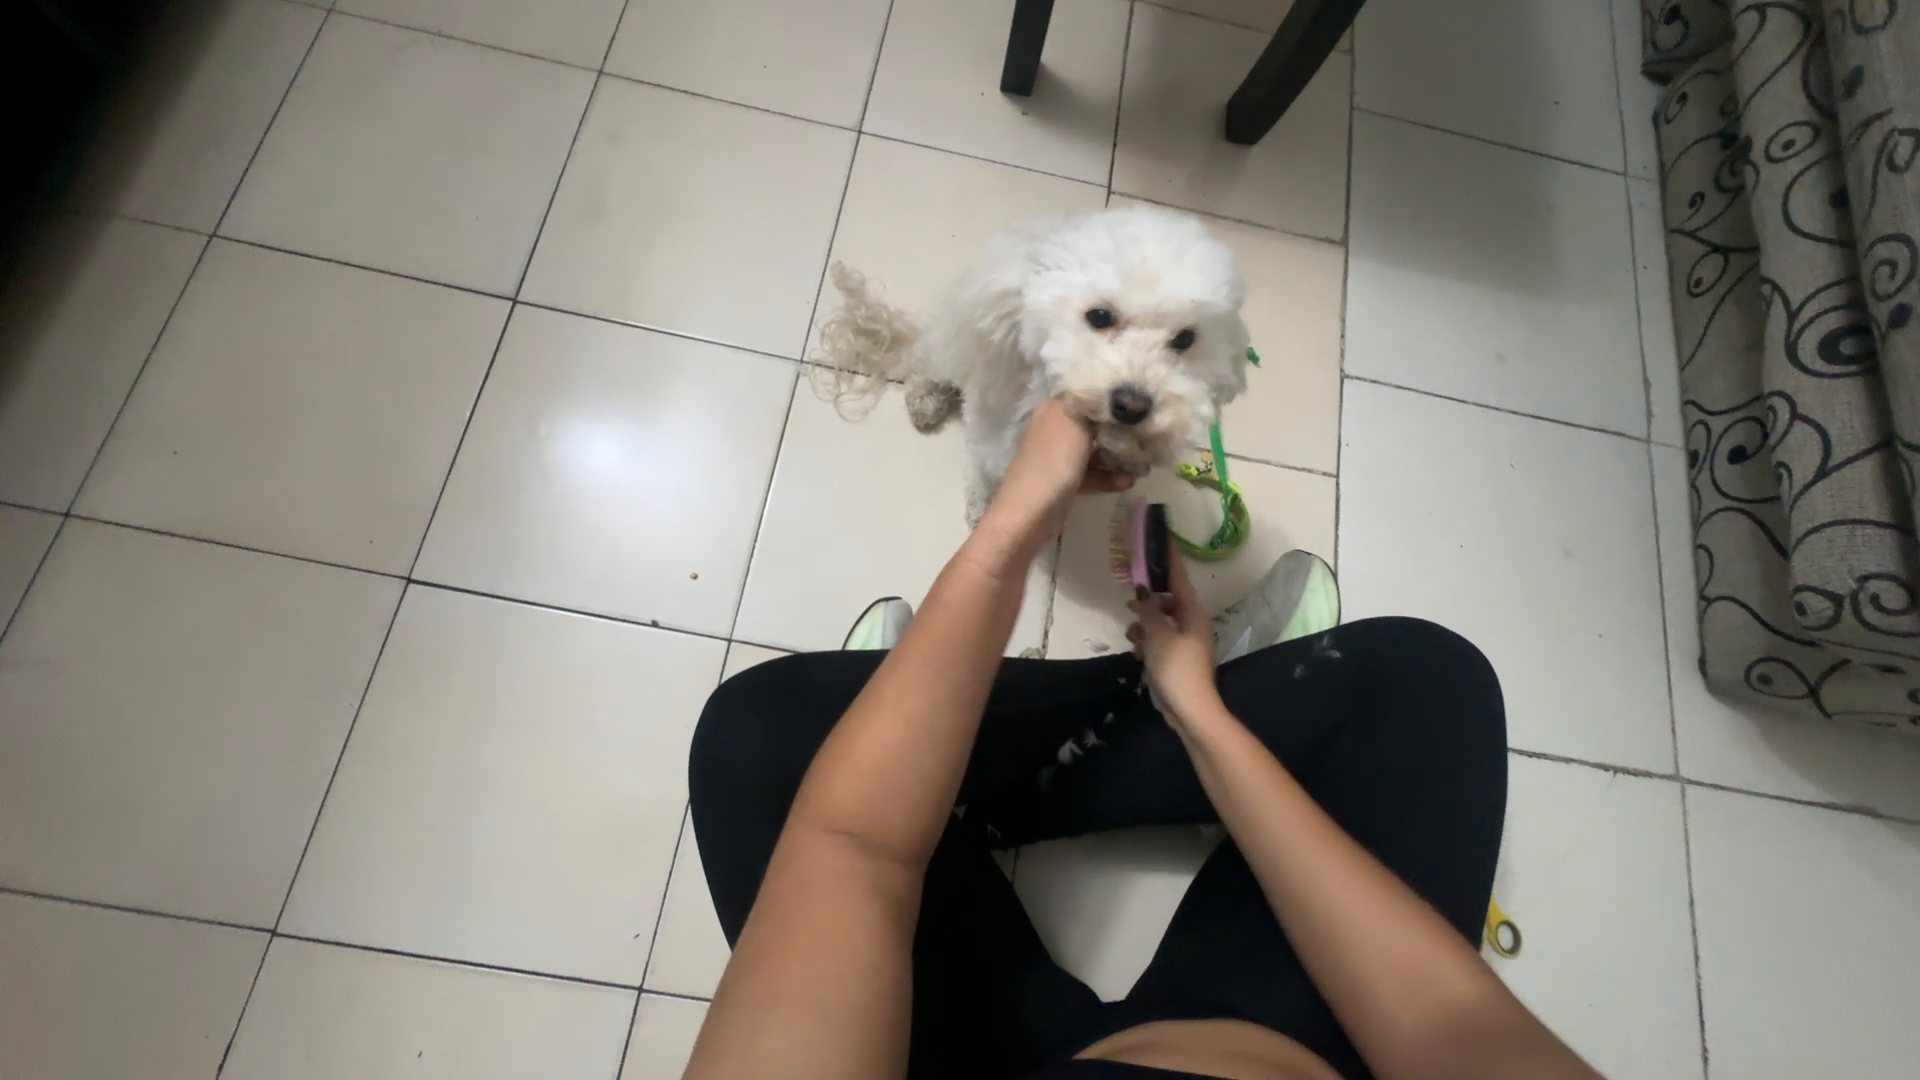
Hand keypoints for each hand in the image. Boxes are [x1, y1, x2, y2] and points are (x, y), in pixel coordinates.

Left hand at [980, 399, 1134, 548]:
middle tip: (1149, 440)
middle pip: (1097, 423)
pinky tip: (1128, 482)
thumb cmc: (1053, 463)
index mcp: (1056, 408)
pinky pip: (1092, 472)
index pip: (1091, 393)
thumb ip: (1098, 407)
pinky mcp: (1065, 479)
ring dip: (1120, 457)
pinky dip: (1109, 476)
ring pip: (1097, 449)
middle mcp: (1057, 427)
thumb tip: (1119, 397)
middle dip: (1124, 432)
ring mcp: (1060, 454)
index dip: (1117, 399)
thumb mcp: (1076, 425)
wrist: (1028, 514)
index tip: (1144, 406)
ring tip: (1143, 467)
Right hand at [1126, 554, 1223, 733]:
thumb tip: (1143, 590)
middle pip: (1167, 599)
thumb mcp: (1157, 635)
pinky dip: (1146, 640)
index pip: (1178, 577)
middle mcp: (1191, 622)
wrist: (1190, 710)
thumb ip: (1149, 610)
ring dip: (1144, 623)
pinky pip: (1158, 639)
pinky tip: (1136, 649)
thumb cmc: (1176, 668)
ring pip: (1160, 620)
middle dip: (1147, 598)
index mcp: (1192, 612)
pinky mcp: (1176, 657)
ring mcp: (1185, 641)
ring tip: (1131, 632)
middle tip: (1128, 593)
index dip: (1168, 558)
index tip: (1160, 537)